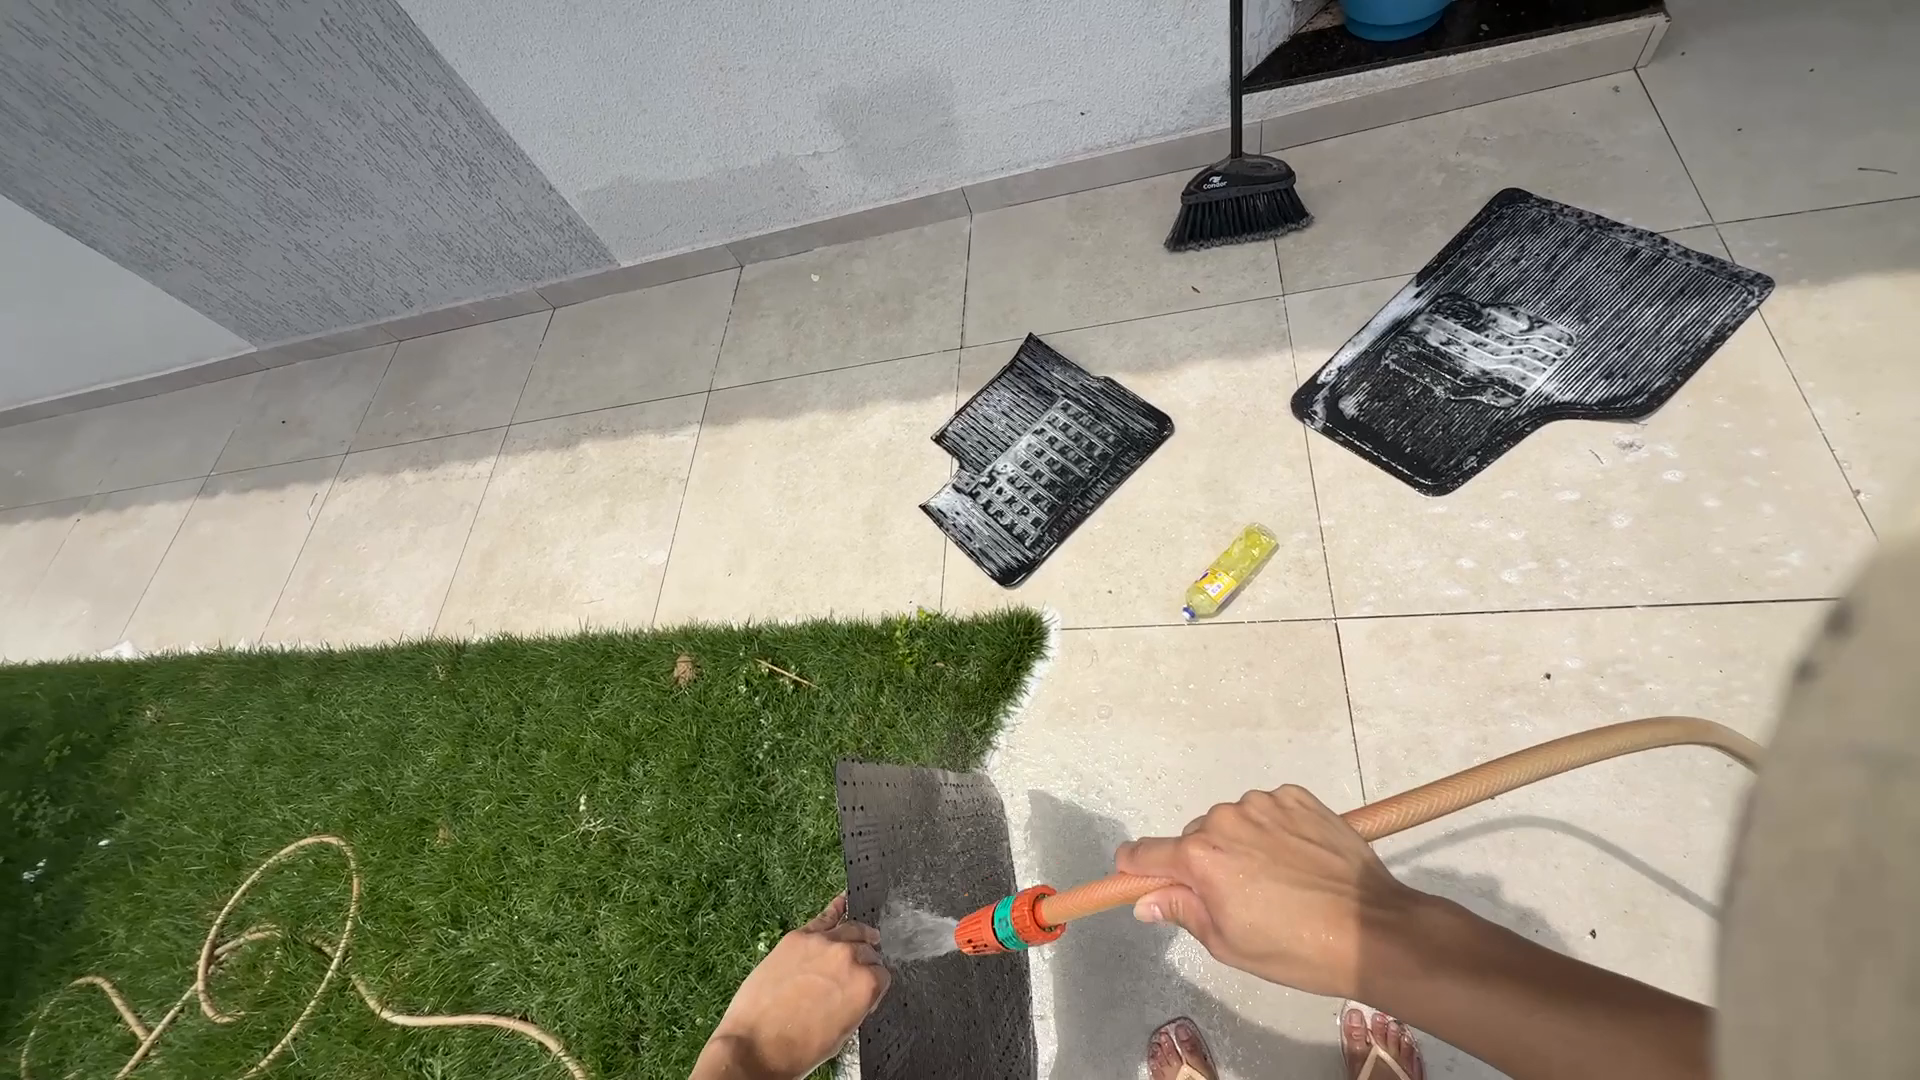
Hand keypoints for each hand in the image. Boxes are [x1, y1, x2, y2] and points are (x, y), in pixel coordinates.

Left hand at [693, 893, 891, 1078]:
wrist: (754, 1047)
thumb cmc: (795, 1050)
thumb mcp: (841, 1035)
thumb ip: (858, 1005)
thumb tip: (860, 993)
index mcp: (865, 985)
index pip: (882, 975)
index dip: (875, 985)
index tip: (868, 991)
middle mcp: (849, 957)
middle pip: (868, 950)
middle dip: (866, 962)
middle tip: (860, 971)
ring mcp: (823, 942)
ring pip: (851, 929)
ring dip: (859, 934)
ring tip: (866, 935)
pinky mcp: (799, 936)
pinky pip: (824, 917)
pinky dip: (835, 908)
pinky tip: (842, 901)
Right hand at [1114, 784, 1417, 998]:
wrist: (1376, 929)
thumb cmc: (1296, 949)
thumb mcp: (1228, 944)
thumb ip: (1181, 911)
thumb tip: (1144, 900)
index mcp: (1200, 857)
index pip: (1144, 853)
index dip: (1135, 866)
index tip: (1135, 875)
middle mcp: (1223, 820)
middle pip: (1193, 838)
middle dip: (1204, 862)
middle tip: (1239, 897)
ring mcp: (1262, 803)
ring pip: (1231, 822)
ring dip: (1241, 844)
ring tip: (1278, 879)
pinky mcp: (1295, 796)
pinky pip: (1267, 810)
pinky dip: (1273, 829)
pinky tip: (1297, 858)